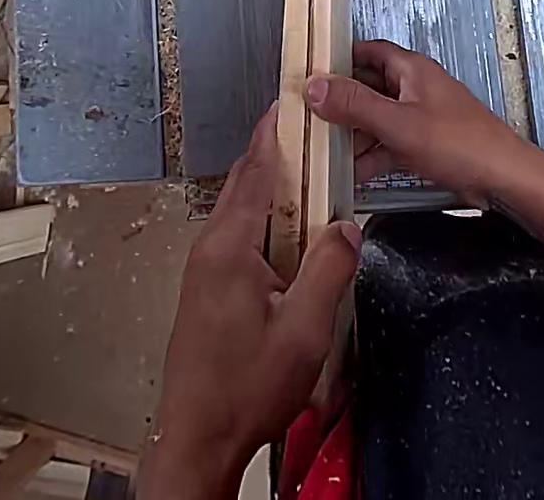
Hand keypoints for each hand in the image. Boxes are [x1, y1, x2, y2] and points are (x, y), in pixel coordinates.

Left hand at [140, 105, 360, 498]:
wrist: (196, 441)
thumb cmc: (246, 387)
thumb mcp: (303, 330)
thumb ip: (329, 269)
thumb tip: (347, 226)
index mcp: (229, 246)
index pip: (254, 171)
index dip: (273, 133)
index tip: (287, 102)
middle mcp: (211, 247)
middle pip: (243, 182)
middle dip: (274, 152)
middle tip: (310, 133)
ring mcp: (205, 267)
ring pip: (241, 207)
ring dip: (272, 185)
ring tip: (310, 175)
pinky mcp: (208, 287)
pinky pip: (239, 231)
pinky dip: (266, 214)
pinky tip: (293, 230)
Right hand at [304, 39, 543, 200]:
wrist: (502, 179)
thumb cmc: (460, 143)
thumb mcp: (398, 123)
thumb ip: (355, 104)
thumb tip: (315, 85)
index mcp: (411, 70)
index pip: (369, 51)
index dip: (341, 59)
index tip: (312, 73)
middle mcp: (415, 87)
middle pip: (370, 86)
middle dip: (342, 102)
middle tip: (310, 116)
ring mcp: (422, 115)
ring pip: (378, 117)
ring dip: (355, 132)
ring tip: (324, 150)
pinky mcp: (427, 142)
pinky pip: (391, 141)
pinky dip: (372, 153)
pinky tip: (353, 173)